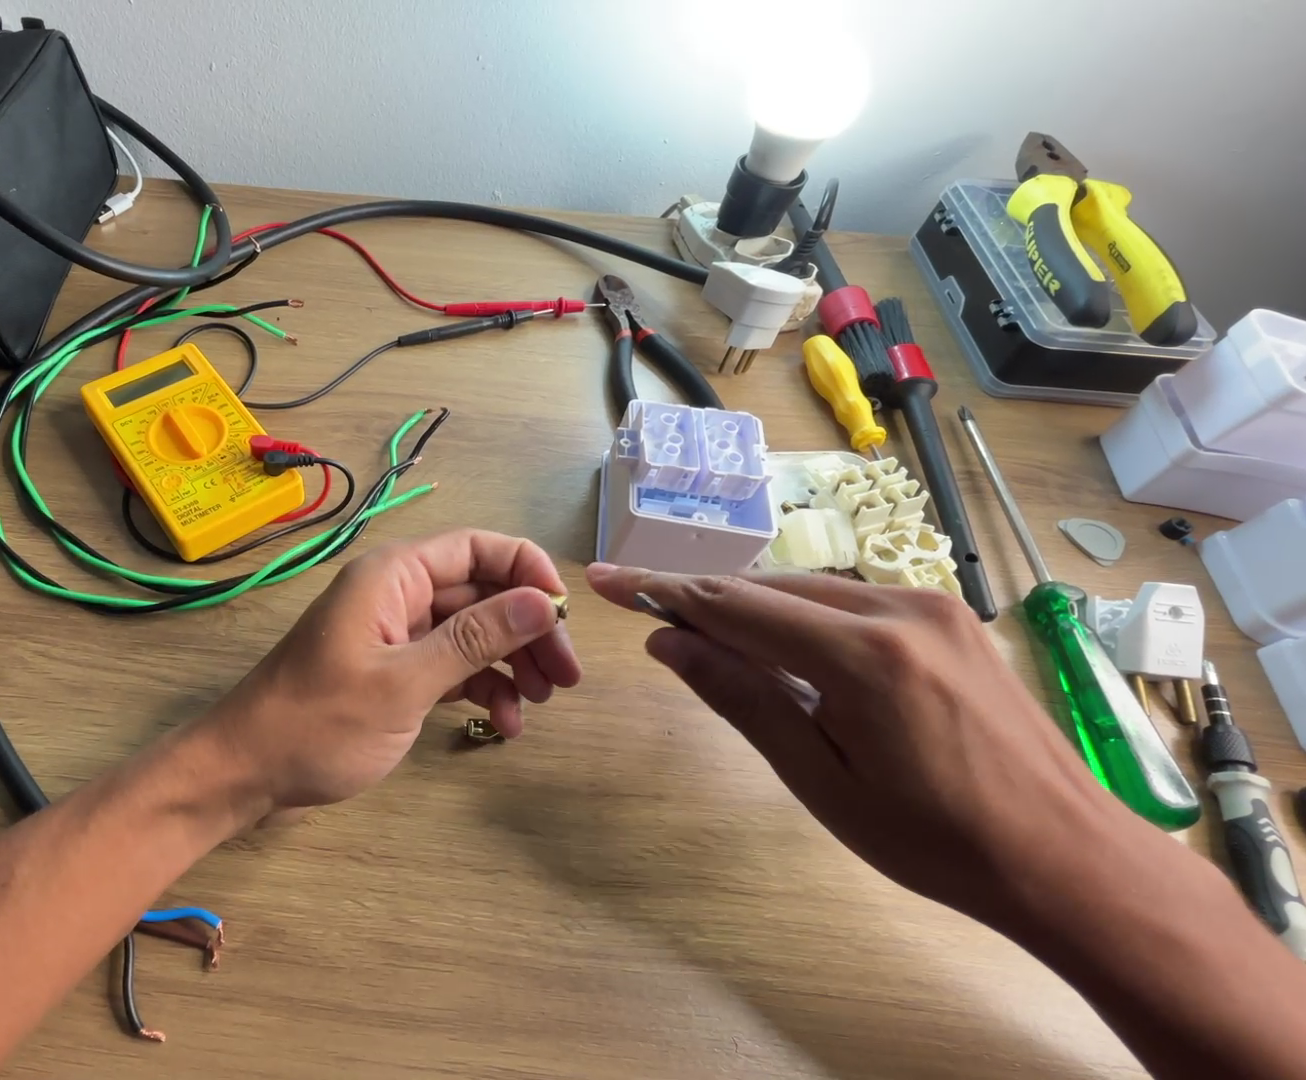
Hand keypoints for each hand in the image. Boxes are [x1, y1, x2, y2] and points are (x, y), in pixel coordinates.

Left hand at [195, 530, 581, 813]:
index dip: (528, 572)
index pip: (478, 548)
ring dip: (510, 663)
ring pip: (472, 632)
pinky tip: (503, 723)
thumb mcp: (403, 683)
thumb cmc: (318, 723)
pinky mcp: (393, 671)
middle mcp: (398, 594)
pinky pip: (451, 666)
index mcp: (394, 576)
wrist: (247, 771)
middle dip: (527, 629)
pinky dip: (480, 688)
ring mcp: (395, 634)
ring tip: (538, 706)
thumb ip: (475, 639)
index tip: (565, 617)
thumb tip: (543, 601)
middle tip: (565, 679)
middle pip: (482, 592)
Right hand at [585, 563, 1131, 925]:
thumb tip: (668, 642)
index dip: (658, 590)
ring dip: (747, 609)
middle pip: (765, 588)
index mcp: (863, 655)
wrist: (1071, 859)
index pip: (732, 605)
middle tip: (646, 620)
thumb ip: (741, 698)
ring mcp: (929, 606)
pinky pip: (843, 600)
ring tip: (705, 642)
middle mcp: (898, 608)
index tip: (605, 579)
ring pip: (803, 589)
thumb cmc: (935, 839)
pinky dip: (794, 615)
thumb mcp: (819, 780)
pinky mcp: (946, 616)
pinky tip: (778, 648)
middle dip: (699, 600)